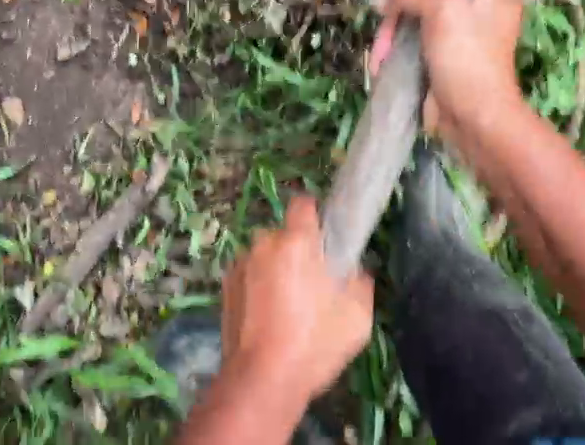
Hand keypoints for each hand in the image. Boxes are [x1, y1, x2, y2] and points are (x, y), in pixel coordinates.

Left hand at [219, 195, 373, 407]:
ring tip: (285, 306)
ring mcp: (240, 263)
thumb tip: (353, 269)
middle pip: (284, 234)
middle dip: (296, 251)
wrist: (263, 380)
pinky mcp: (225, 285)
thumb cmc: (314, 343)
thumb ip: (359, 281)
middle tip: (311, 283)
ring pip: (264, 256)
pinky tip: (266, 317)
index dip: (315, 215)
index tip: (325, 237)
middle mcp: (264, 243)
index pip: (303, 203)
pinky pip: (248, 274)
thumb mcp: (357, 316)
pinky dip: (256, 286)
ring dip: (274, 269)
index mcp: (296, 241)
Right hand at [375, 0, 533, 164]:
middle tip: (386, 35)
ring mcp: (464, 37)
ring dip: (394, 37)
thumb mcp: (442, 9)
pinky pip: (417, 45)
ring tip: (381, 58)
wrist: (476, 119)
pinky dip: (399, 53)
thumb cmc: (467, 59)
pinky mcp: (449, 60)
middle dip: (400, 15)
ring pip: (418, 22)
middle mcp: (481, 10)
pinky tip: (384, 65)